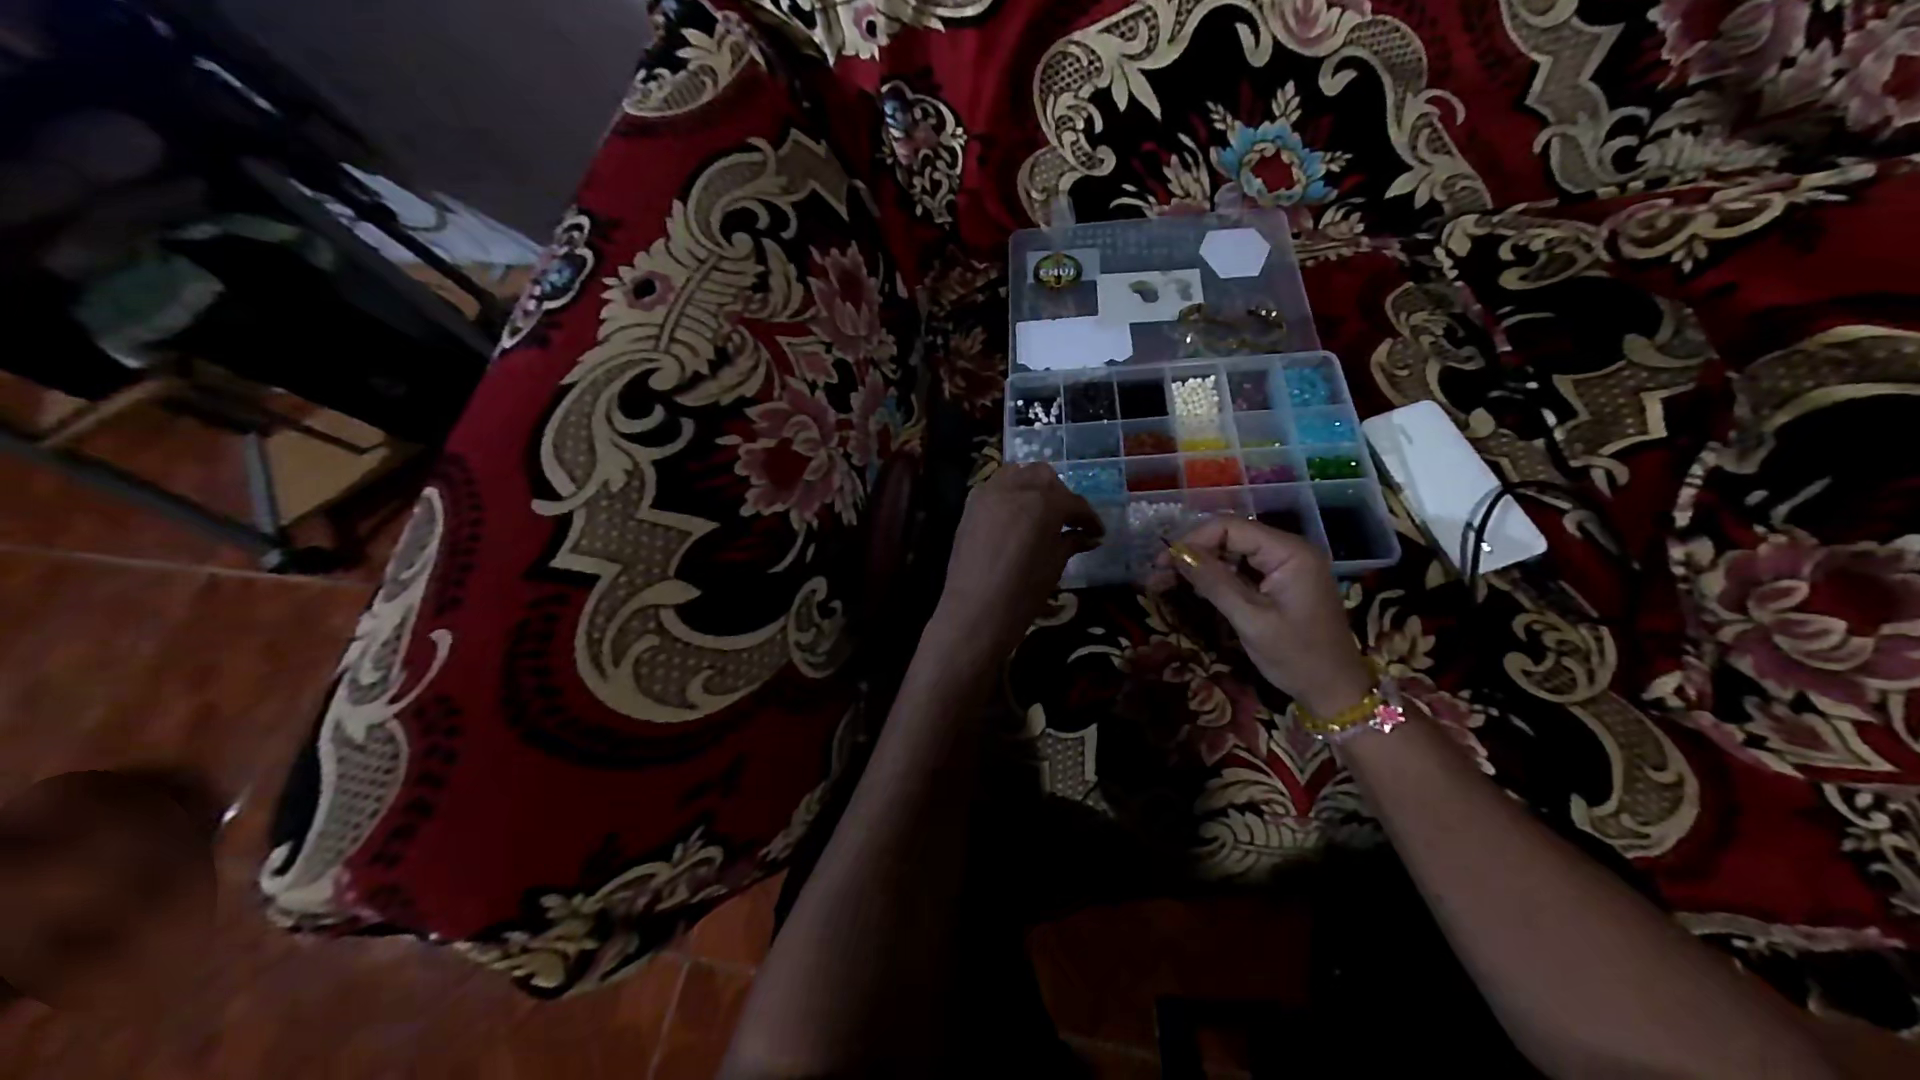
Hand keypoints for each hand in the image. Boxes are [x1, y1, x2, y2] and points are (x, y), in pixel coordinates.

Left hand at [932, 464, 1102, 656]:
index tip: (1097, 533)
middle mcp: (1016, 488)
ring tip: (1040, 512)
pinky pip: (995, 488)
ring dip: (1032, 486)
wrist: (976, 611)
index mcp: (1044, 502)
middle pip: (1044, 477)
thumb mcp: (1054, 565)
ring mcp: (989, 493)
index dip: (1088, 518)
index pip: (1074, 503)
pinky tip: (1015, 516)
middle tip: (1067, 519)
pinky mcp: (970, 506)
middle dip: (1059, 494)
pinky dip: (1009, 494)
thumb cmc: (1023, 592)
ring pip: (1017, 474)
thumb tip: (1088, 537)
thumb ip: (1071, 542)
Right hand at [1150, 517, 1371, 715]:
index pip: (1231, 527)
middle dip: (1193, 552)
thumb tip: (1176, 554)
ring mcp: (1287, 565)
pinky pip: (1243, 568)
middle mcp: (1289, 550)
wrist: (1335, 691)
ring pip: (1232, 552)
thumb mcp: (1251, 620)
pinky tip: (1194, 588)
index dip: (1193, 540)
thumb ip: (1214, 583)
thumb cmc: (1297, 657)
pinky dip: (1217, 576)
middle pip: (1230, 536)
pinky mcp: (1282, 581)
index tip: (1163, 563)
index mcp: (1289, 552)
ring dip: (1200, 565)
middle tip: (1158, 574)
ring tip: (1166, 582)